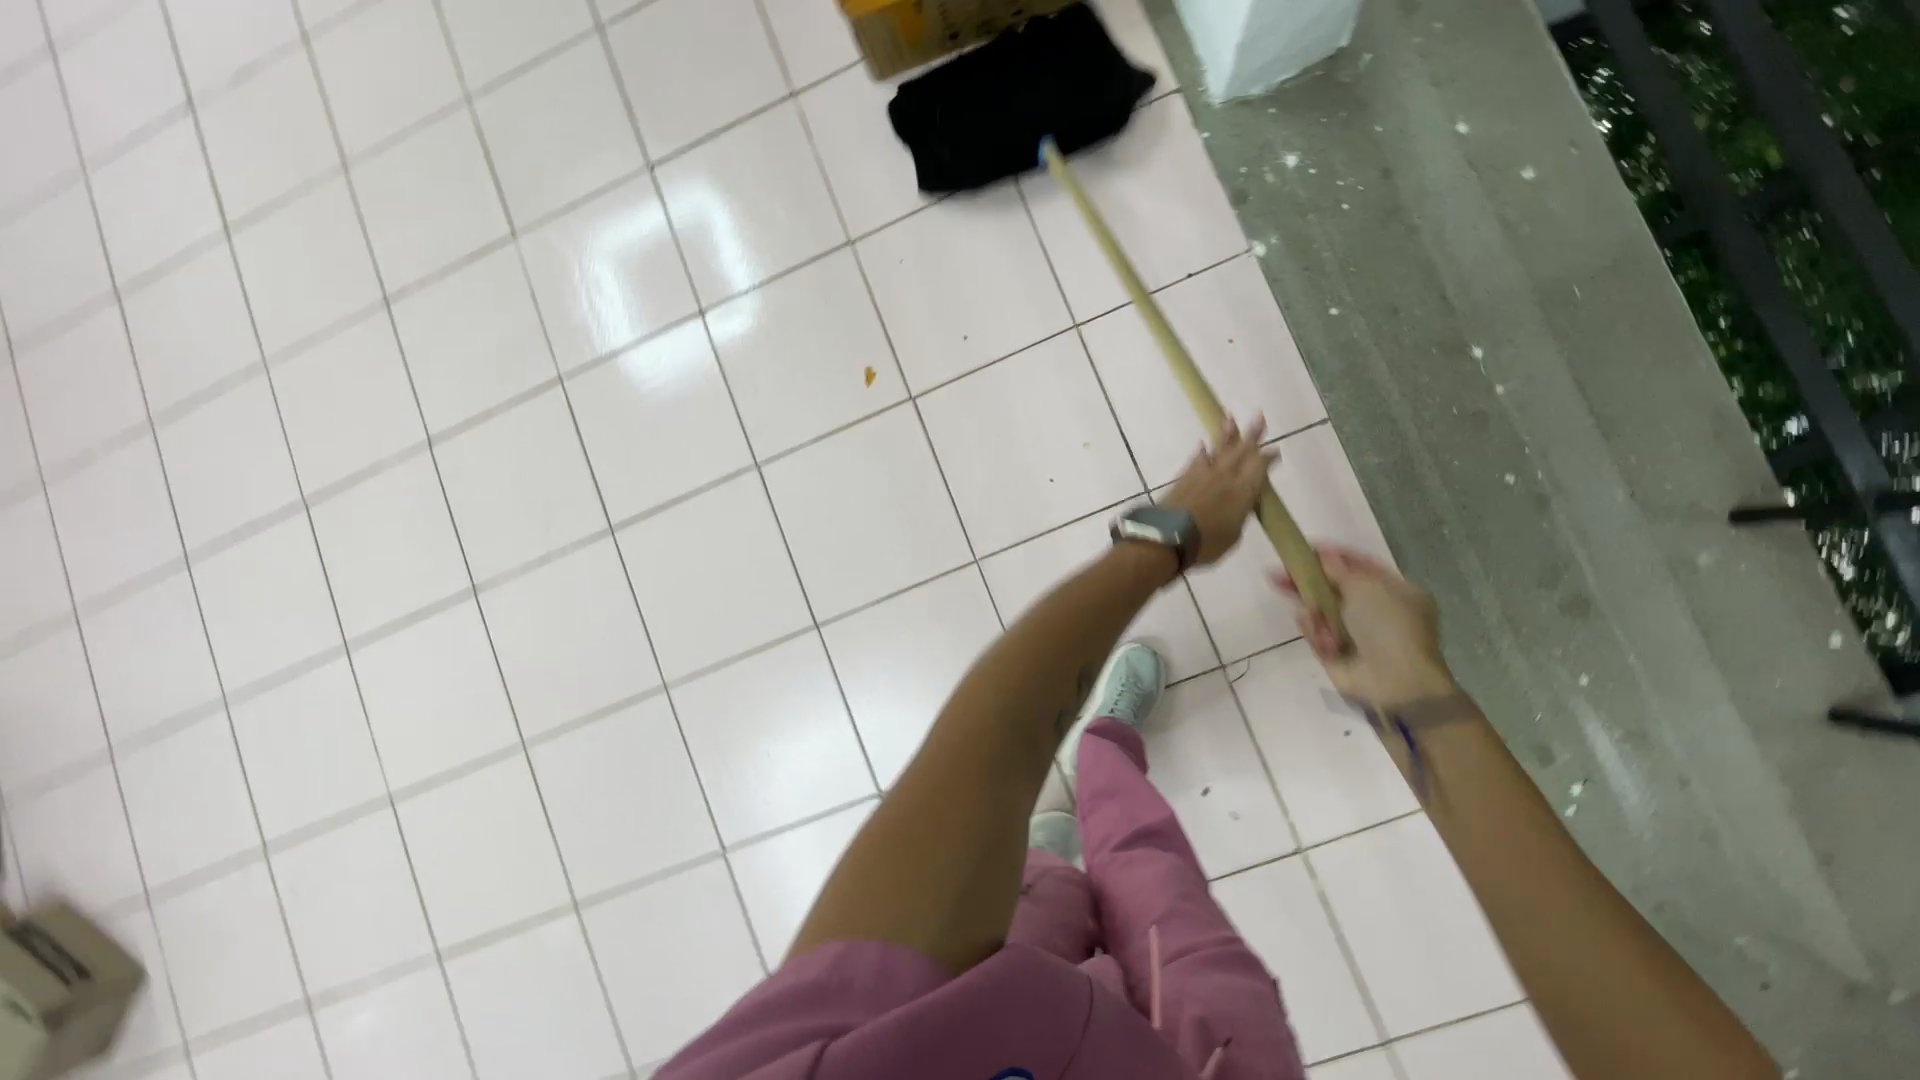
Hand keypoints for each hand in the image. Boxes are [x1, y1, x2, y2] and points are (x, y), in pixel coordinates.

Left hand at [1160, 415, 1277, 566]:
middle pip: (1241, 451)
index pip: (1259, 467)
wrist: (1167, 538)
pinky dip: (1200, 452)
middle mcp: (1225, 477)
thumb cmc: (1206, 544)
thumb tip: (1236, 504)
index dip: (1268, 458)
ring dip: (1226, 434)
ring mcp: (1202, 475)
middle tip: (1259, 416)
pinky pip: (1196, 460)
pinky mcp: (1183, 478)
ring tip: (1230, 418)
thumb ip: (1238, 514)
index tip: (1275, 450)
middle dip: (1251, 434)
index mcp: (1243, 491)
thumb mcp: (1233, 535)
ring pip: (1217, 449)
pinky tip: (1202, 446)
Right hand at [1275, 545, 1457, 709]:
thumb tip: (1323, 555)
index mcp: (1397, 592)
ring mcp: (1358, 635)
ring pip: (1323, 613)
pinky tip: (1320, 636)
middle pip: (1335, 589)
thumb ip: (1339, 569)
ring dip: (1314, 612)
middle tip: (1279, 572)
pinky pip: (1319, 636)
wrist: (1395, 681)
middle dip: (1308, 581)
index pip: (1362, 566)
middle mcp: (1378, 611)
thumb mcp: (1366, 587)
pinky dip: (1317, 634)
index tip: (1306, 548)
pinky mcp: (1339, 655)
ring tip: (1309, 615)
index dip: (1334, 555)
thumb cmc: (1388, 625)